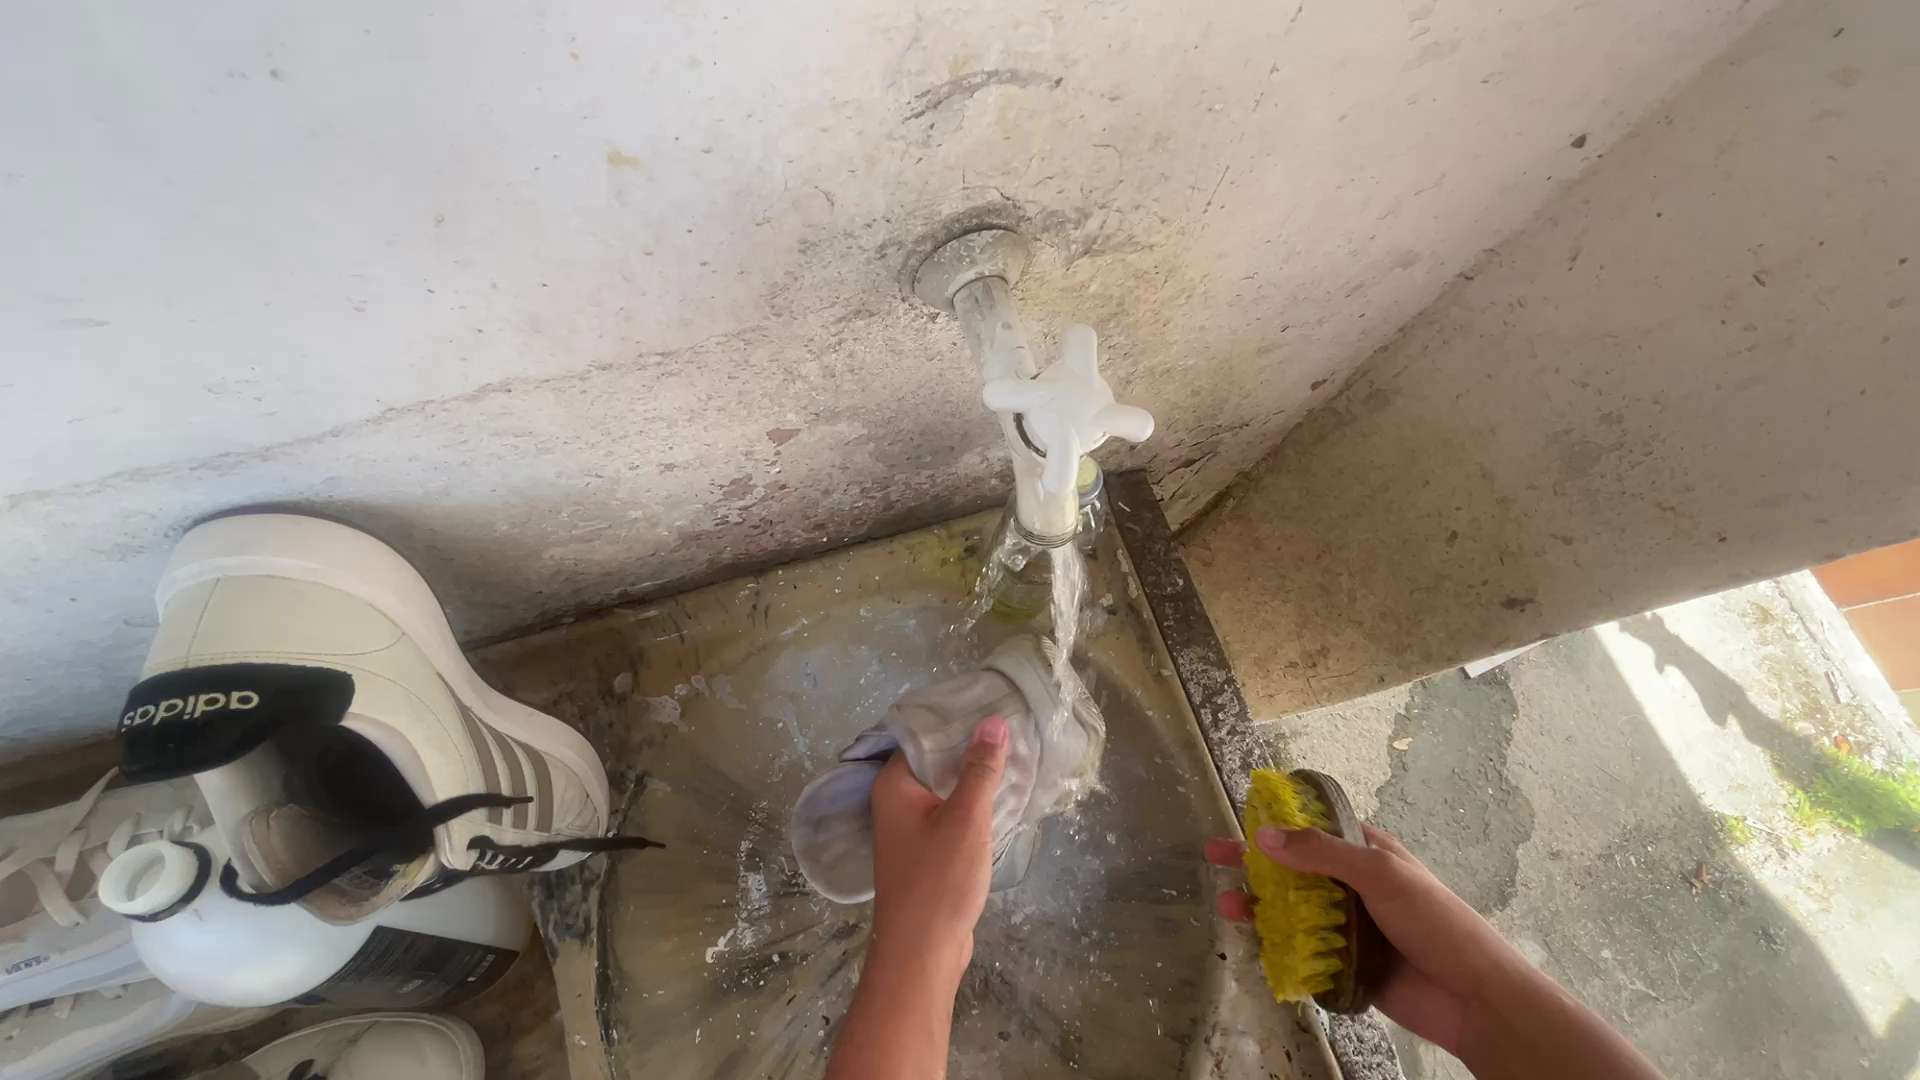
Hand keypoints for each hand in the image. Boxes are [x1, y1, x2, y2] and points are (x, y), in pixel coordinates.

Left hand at [826, 716, 1008, 1079]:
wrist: (922, 954)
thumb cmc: (939, 880)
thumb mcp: (966, 819)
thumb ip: (979, 769)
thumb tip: (993, 722)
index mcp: (894, 786)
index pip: (922, 736)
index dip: (955, 720)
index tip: (989, 703)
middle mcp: (895, 801)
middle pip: (933, 761)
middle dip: (969, 747)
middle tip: (1009, 725)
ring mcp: (909, 828)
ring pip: (943, 789)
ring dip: (973, 776)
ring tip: (1012, 753)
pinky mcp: (925, 850)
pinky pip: (948, 812)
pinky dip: (971, 803)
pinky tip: (1001, 795)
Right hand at [1206, 823, 1519, 1054]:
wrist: (1475, 1000)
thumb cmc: (1434, 921)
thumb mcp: (1378, 872)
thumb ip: (1320, 852)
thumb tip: (1263, 835)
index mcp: (1364, 852)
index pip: (1312, 827)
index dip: (1276, 821)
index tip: (1241, 817)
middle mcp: (1351, 883)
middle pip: (1292, 867)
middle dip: (1252, 861)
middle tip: (1214, 855)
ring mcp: (1346, 924)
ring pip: (1291, 907)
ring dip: (1258, 903)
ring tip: (1228, 906)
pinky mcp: (1343, 962)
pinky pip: (1301, 947)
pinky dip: (1275, 942)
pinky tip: (1253, 941)